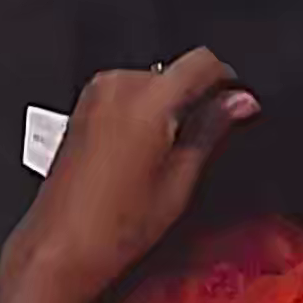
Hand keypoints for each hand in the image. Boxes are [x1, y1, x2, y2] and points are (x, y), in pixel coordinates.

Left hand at [0, 48, 259, 302]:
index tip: (236, 99)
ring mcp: (99, 88)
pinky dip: (142, 108)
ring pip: (152, 80)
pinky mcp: (86, 98)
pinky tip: (140, 149)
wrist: (61, 241)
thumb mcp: (179, 180)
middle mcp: (120, 82)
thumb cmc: (115, 223)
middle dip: (194, 97)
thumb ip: (212, 128)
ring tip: (165, 153)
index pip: (201, 60)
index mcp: (149, 98)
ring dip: (167, 104)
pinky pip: (128, 89)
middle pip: (176, 71)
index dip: (226, 78)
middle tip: (201, 139)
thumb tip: (241, 102)